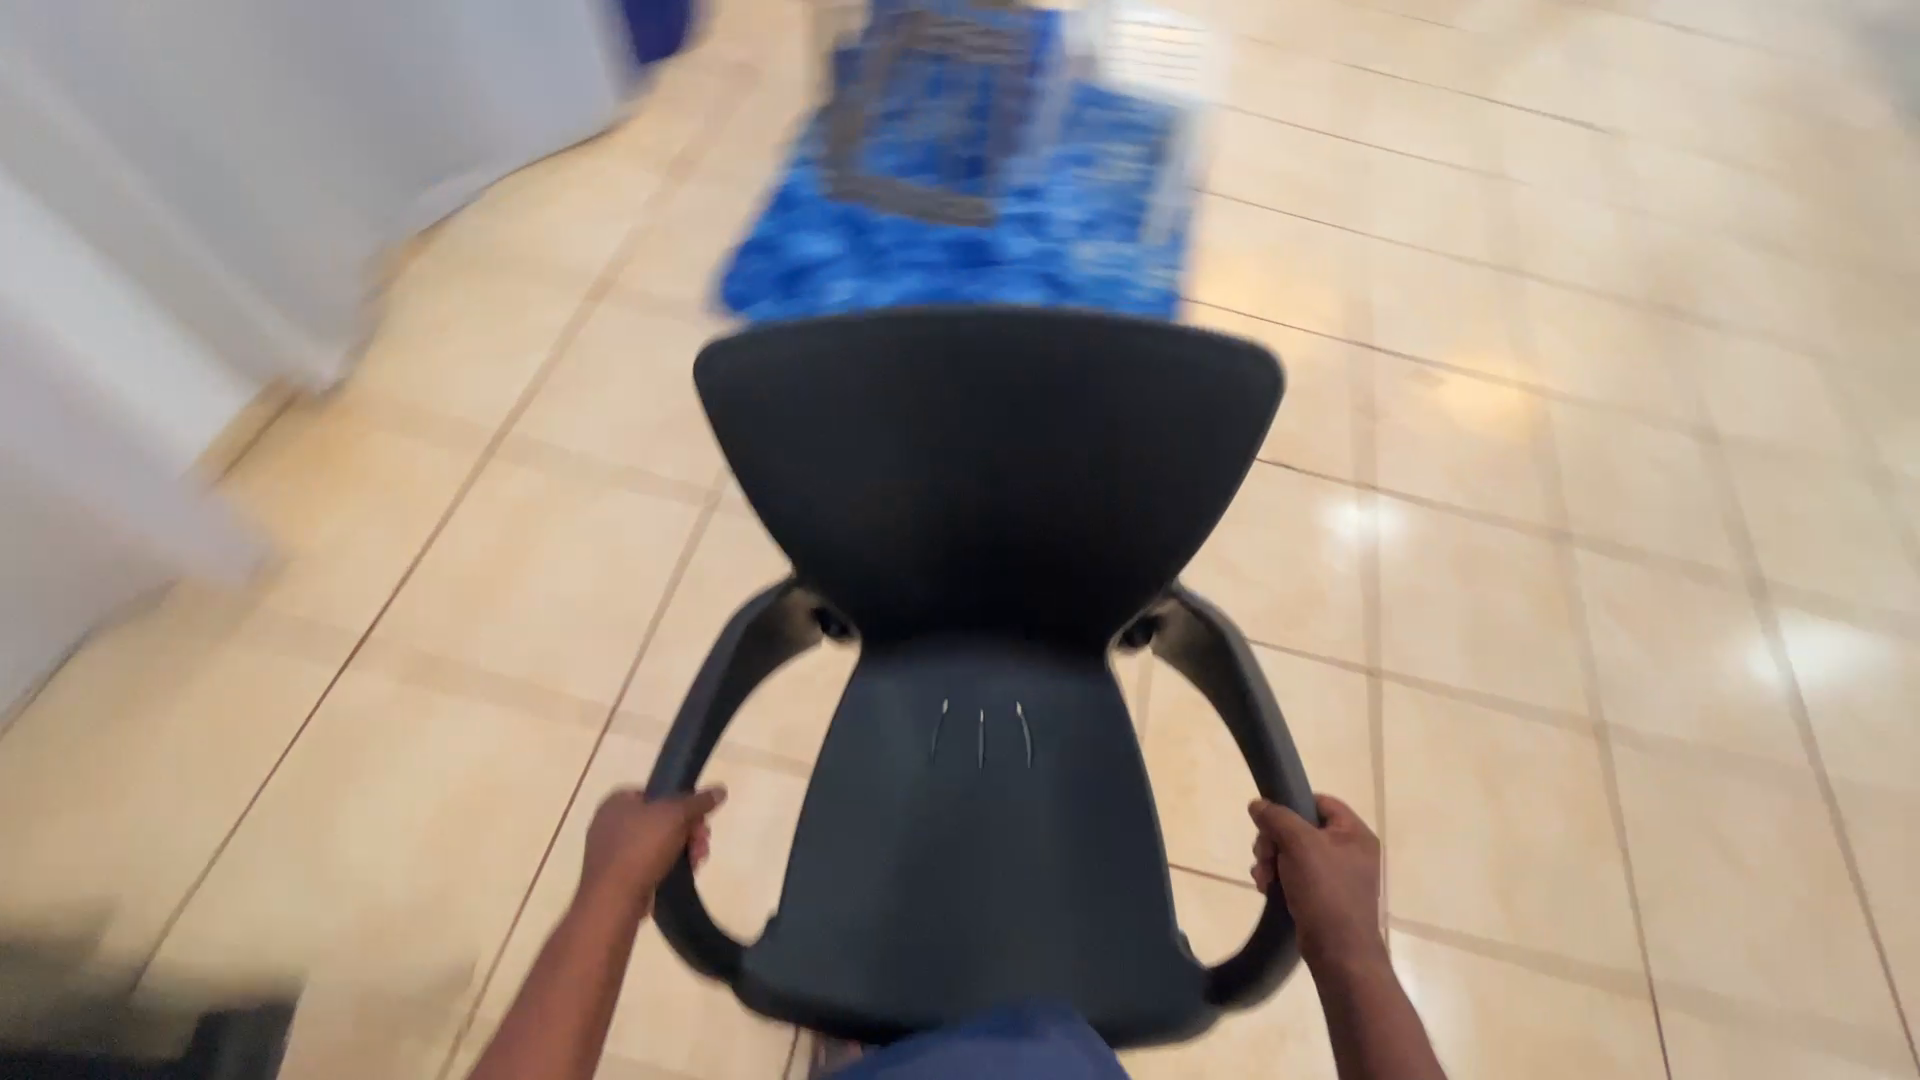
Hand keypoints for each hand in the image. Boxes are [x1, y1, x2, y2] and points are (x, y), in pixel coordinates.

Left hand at [579, 786, 725, 913]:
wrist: (613, 900)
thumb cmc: (641, 848)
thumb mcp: (677, 815)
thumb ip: (700, 801)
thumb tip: (720, 790)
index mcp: (617, 801)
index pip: (657, 792)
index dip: (683, 803)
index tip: (700, 817)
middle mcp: (610, 824)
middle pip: (663, 819)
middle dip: (690, 830)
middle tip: (703, 841)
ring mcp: (612, 852)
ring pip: (659, 843)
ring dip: (685, 849)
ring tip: (698, 861)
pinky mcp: (617, 877)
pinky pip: (650, 864)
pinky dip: (669, 866)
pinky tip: (686, 873)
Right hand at [1249, 794, 1385, 972]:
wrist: (1338, 952)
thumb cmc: (1325, 891)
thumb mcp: (1299, 844)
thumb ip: (1276, 817)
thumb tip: (1257, 804)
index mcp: (1355, 834)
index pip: (1320, 801)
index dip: (1293, 804)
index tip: (1271, 818)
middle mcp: (1349, 851)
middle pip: (1299, 827)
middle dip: (1274, 839)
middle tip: (1263, 854)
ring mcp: (1336, 874)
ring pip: (1291, 850)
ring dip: (1270, 859)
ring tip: (1263, 876)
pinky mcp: (1322, 894)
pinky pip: (1293, 873)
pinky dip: (1277, 876)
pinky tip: (1266, 887)